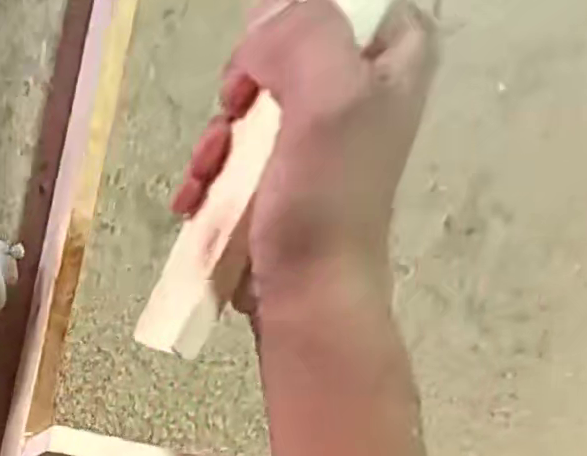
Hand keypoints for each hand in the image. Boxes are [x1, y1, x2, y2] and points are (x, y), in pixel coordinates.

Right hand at [175, 0, 436, 309]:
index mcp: (392, 58)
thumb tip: (258, 27)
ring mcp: (314, 147)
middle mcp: (357, 95)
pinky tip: (193, 200)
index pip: (341, 2)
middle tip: (227, 121)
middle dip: (240, 93)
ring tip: (201, 180)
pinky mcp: (279, 188)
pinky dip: (208, 179)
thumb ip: (300, 35)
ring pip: (250, 113)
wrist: (304, 295)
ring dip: (213, 144)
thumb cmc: (322, 202)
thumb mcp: (327, 99)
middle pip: (283, 56)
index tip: (259, 62)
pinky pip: (236, 162)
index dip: (291, 21)